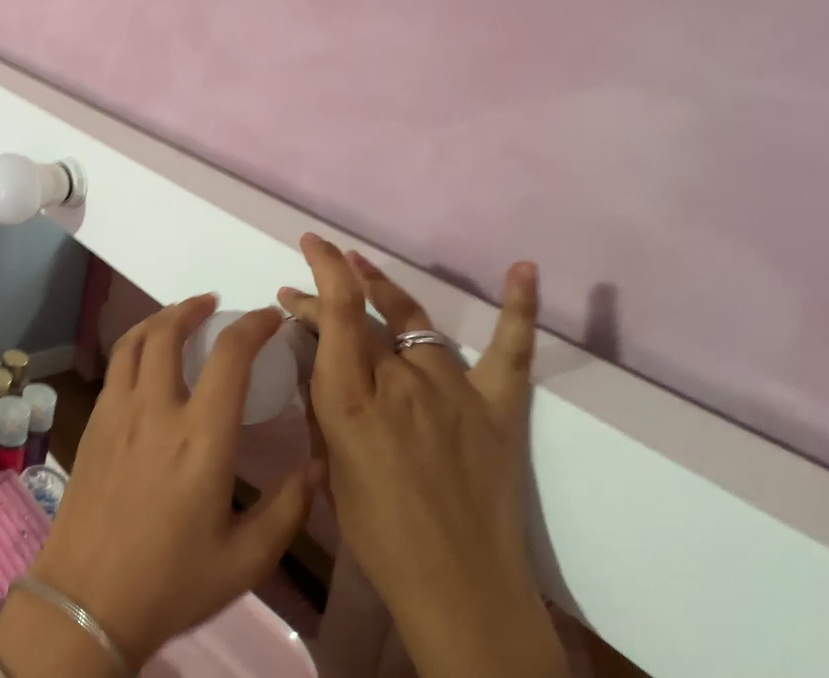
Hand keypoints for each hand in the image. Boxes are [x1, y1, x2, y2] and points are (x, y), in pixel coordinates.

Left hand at [19, 295, 319, 669]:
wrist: (88, 596)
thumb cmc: (173, 581)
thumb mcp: (246, 559)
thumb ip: (287, 509)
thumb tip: (317, 466)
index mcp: (201, 438)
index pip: (228, 357)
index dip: (252, 326)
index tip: (269, 316)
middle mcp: (155, 410)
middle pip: (167, 332)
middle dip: (191, 307)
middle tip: (212, 305)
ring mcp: (116, 413)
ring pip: (132, 343)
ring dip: (157, 320)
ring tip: (177, 318)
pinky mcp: (93, 424)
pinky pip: (114, 368)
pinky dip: (133, 346)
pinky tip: (145, 361)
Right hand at [284, 233, 566, 677]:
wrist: (457, 582)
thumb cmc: (377, 531)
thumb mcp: (329, 463)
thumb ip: (325, 407)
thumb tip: (320, 363)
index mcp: (350, 399)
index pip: (334, 314)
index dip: (322, 271)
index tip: (311, 246)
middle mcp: (400, 381)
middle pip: (363, 316)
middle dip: (331, 291)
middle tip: (305, 288)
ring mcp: (454, 390)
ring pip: (414, 321)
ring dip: (384, 290)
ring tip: (364, 268)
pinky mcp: (499, 407)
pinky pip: (512, 349)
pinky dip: (519, 307)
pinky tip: (523, 269)